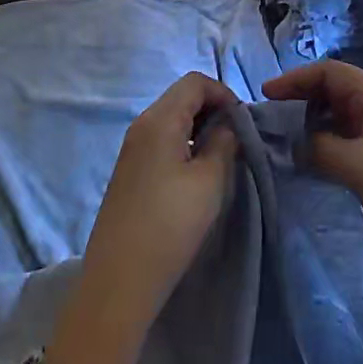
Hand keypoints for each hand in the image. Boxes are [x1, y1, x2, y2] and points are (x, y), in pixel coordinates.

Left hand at [58, 72, 238, 363]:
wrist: (120, 281)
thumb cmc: (171, 224)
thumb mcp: (211, 179)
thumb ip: (224, 141)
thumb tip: (226, 125)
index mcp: (159, 120)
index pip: (195, 82)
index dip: (224, 93)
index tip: (243, 121)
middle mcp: (140, 126)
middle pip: (181, 97)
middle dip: (213, 109)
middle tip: (236, 139)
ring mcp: (131, 150)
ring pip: (172, 119)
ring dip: (199, 128)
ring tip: (220, 157)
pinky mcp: (129, 172)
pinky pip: (161, 140)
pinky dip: (184, 144)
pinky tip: (196, 173)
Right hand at [263, 60, 362, 281]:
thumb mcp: (357, 166)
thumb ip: (318, 148)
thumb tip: (293, 143)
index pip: (331, 73)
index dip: (296, 79)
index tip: (264, 96)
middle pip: (336, 93)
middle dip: (301, 103)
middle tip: (268, 125)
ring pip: (342, 120)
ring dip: (313, 128)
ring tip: (282, 146)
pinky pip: (351, 144)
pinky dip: (328, 148)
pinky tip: (310, 166)